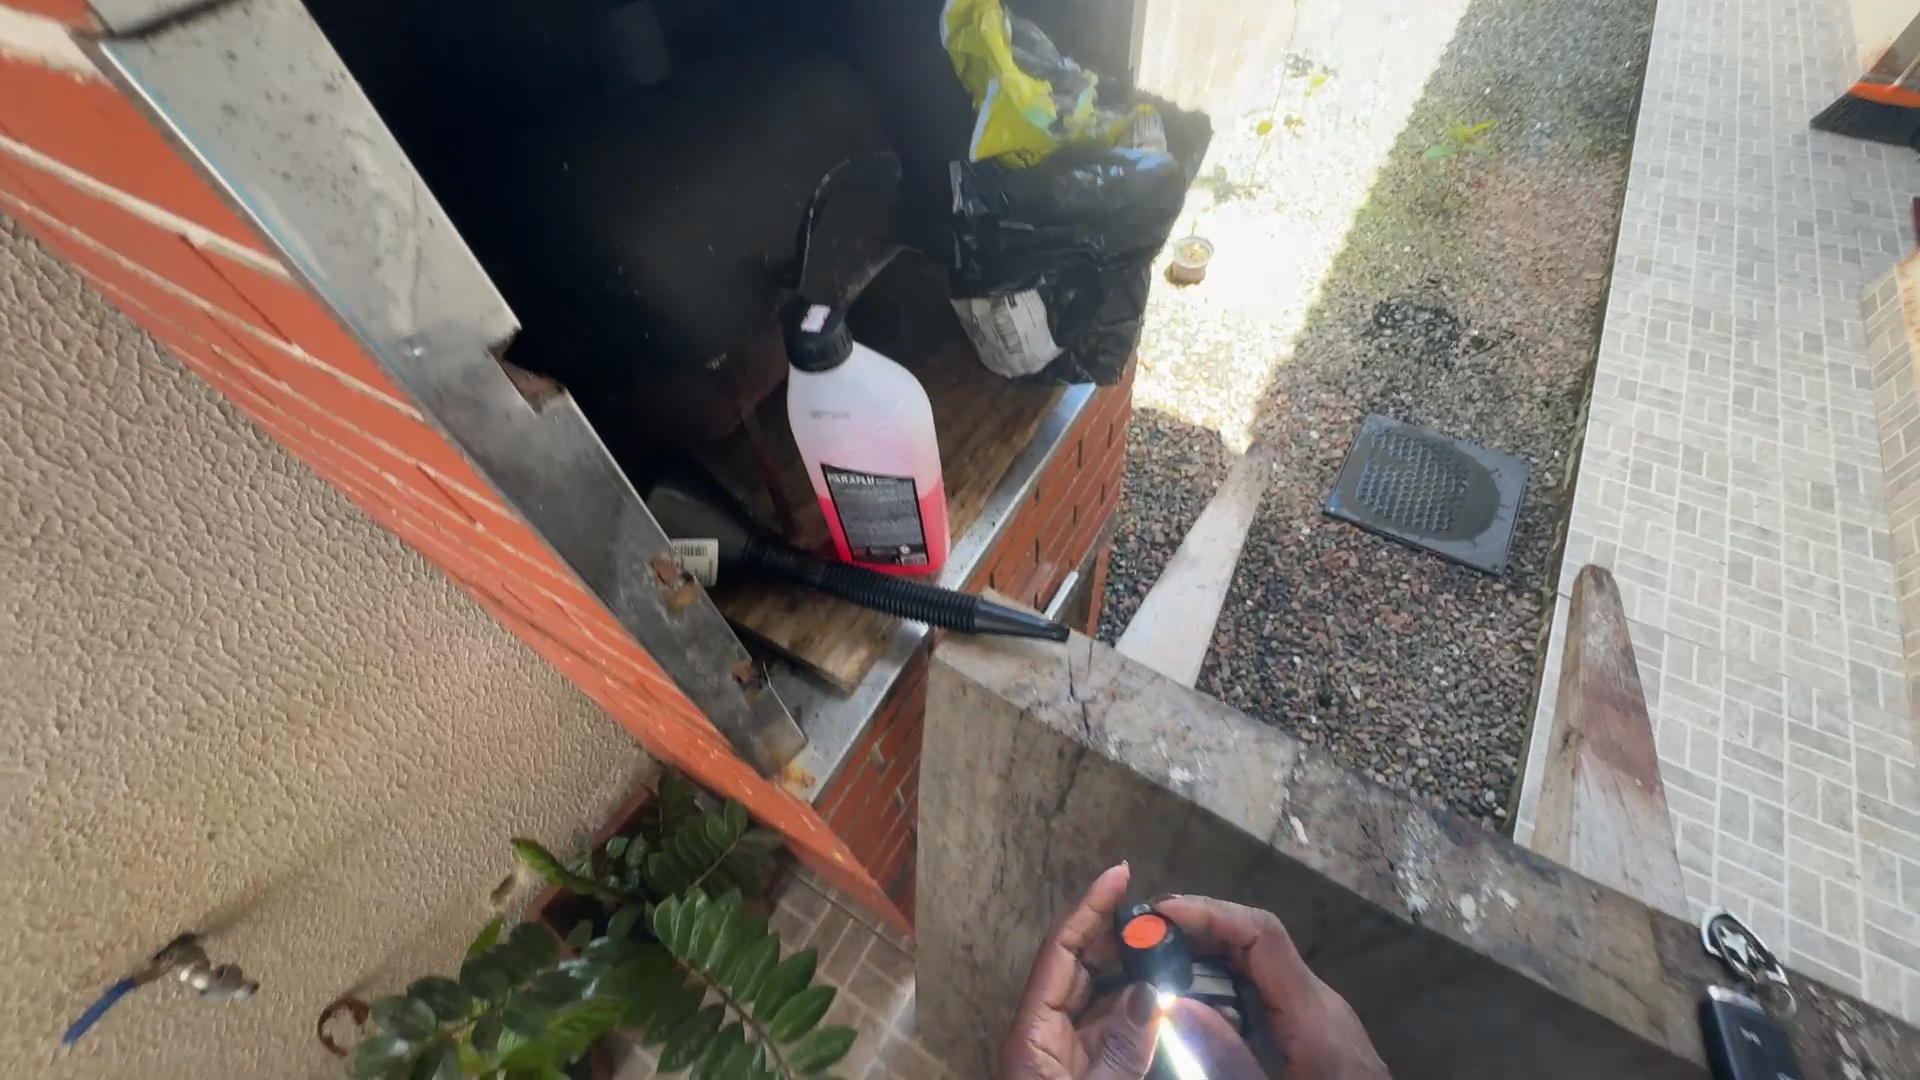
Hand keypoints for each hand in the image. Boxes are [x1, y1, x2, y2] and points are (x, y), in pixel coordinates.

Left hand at [1000, 864, 1161, 1079]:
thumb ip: (1120, 1048)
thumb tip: (1148, 991)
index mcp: (1032, 1028)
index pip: (1061, 948)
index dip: (1090, 907)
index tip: (1119, 873)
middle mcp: (1042, 1026)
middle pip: (1077, 962)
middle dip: (1113, 932)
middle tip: (1153, 911)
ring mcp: (1059, 1046)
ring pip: (1093, 991)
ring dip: (1127, 968)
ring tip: (1162, 944)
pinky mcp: (1075, 1067)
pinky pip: (1102, 1024)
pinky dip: (1130, 1007)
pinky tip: (1158, 995)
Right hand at [1157, 896, 1388, 1079]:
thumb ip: (1225, 1057)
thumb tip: (1174, 1003)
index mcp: (1313, 1016)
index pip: (1262, 933)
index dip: (1209, 912)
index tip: (1160, 914)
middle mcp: (1319, 1002)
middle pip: (1255, 938)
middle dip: (1199, 927)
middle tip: (1145, 934)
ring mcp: (1319, 1016)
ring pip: (1257, 960)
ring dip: (1208, 952)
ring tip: (1159, 960)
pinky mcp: (1313, 1032)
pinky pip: (1262, 985)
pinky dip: (1224, 979)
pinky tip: (1195, 1000)